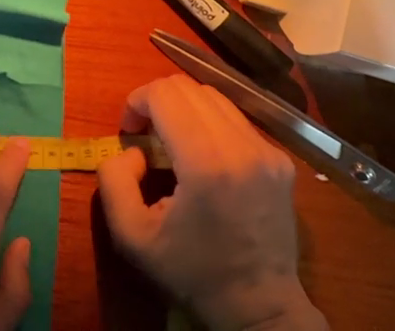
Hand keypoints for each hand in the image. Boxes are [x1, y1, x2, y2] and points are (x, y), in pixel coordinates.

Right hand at [97, 76, 326, 330]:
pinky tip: (202, 154)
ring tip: (172, 140)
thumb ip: (114, 180)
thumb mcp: (131, 235)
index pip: (165, 93)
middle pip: (188, 87)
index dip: (136, 101)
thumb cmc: (192, 272)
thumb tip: (133, 150)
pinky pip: (235, 118)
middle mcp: (242, 146)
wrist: (260, 308)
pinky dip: (209, 122)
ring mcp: (267, 150)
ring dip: (184, 108)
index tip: (128, 132)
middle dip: (157, 100)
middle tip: (145, 133)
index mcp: (207, 163)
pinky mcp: (280, 159)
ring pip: (214, 97)